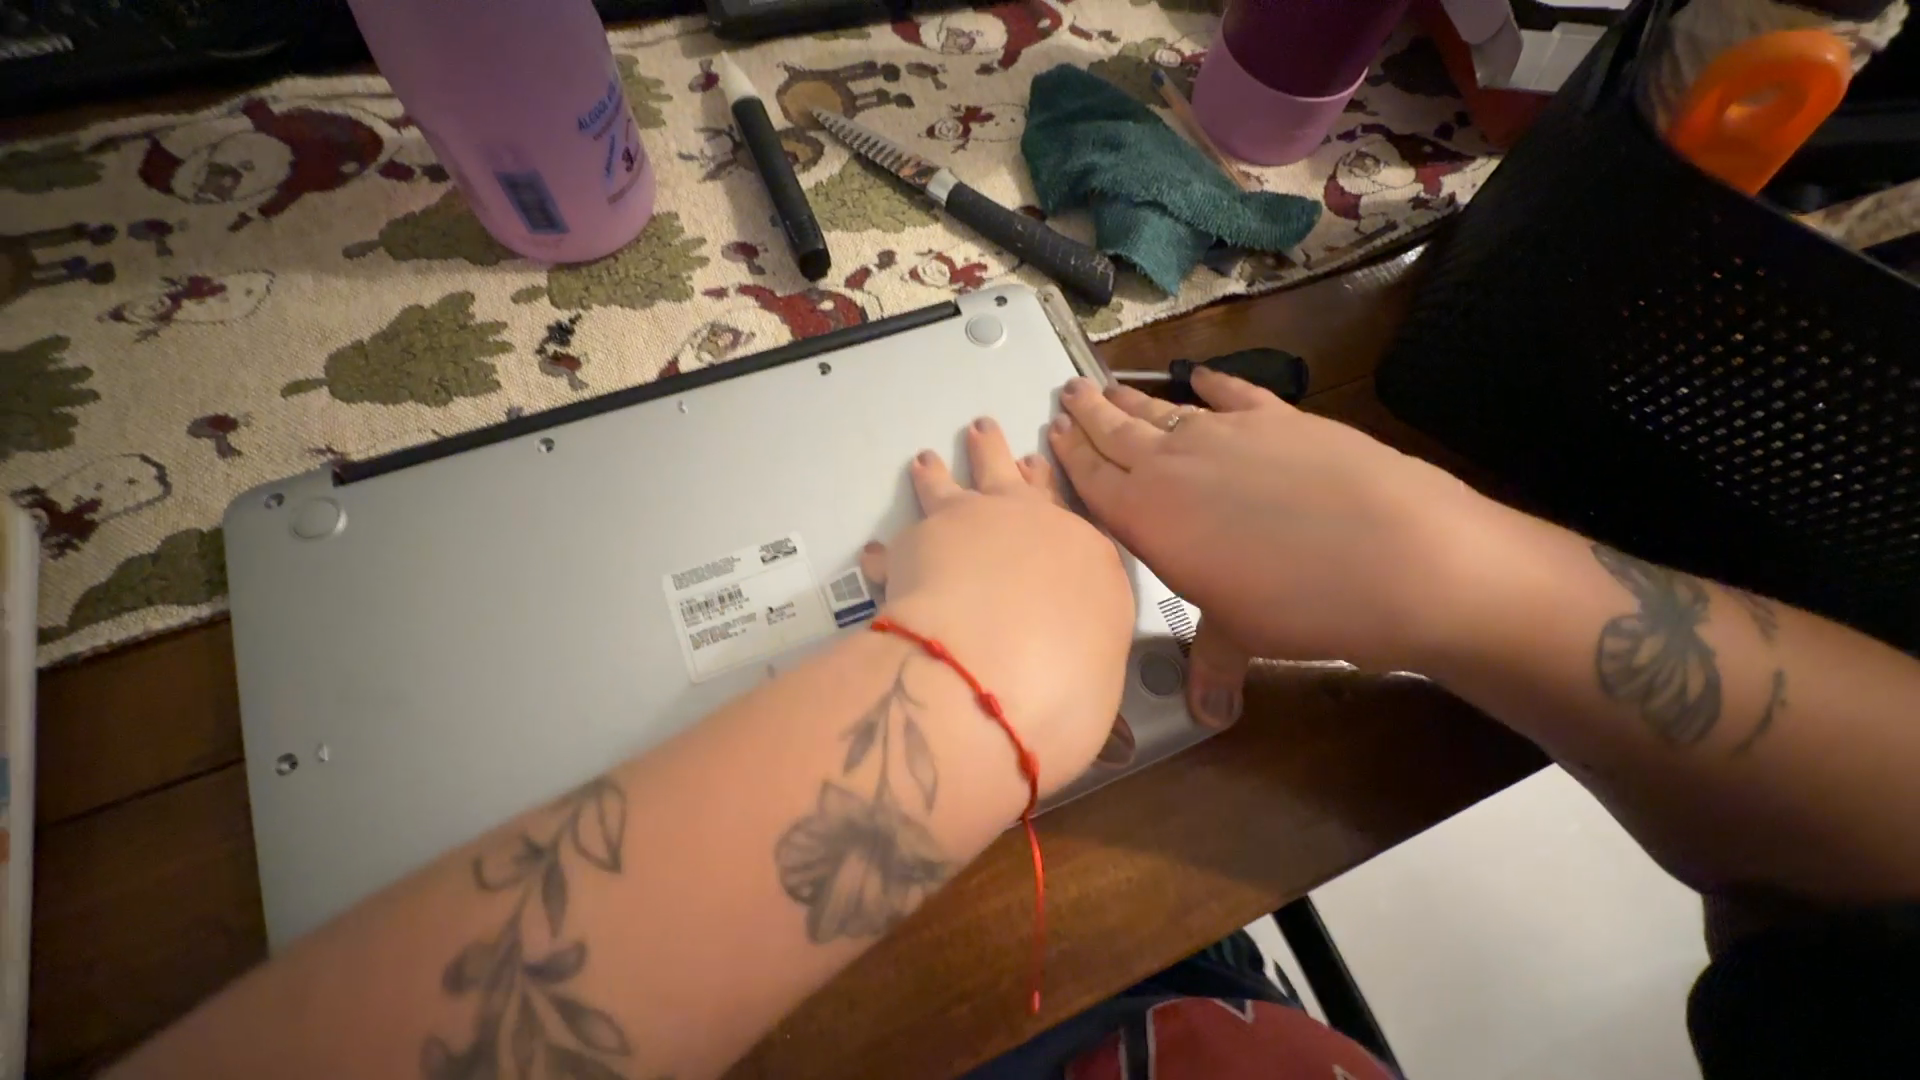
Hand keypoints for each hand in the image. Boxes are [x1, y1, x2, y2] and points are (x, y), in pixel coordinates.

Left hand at [861, 418, 1135, 797]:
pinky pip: (893, 547)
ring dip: (936, 473)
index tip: (1038, 466)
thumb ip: (1082, 658)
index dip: (1049, 488)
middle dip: (996, 453)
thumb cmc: (1066, 683)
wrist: (994, 671)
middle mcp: (1027, 523)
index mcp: (1084, 553)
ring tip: (925, 461)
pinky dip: (884, 555)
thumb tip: (1070, 672)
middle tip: (981, 429)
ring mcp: (968, 525)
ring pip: (949, 484)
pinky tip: (874, 557)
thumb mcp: (1098, 677)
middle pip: (1011, 477)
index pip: (1067, 511)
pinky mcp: (913, 544)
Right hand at [1048, 370, 1501, 716]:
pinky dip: (1215, 385)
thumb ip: (1211, 661)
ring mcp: (1228, 434)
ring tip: (1110, 386)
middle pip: (1116, 432)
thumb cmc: (1299, 605)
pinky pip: (1234, 394)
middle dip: (1088, 412)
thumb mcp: (1241, 635)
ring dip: (1134, 399)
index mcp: (1147, 517)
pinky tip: (1203, 378)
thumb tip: (1209, 713)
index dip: (1070, 454)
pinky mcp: (1279, 417)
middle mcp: (1175, 466)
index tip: (1053, 431)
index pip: (1092, 478)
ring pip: (1164, 411)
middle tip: (1069, 392)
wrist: (1398, 558)